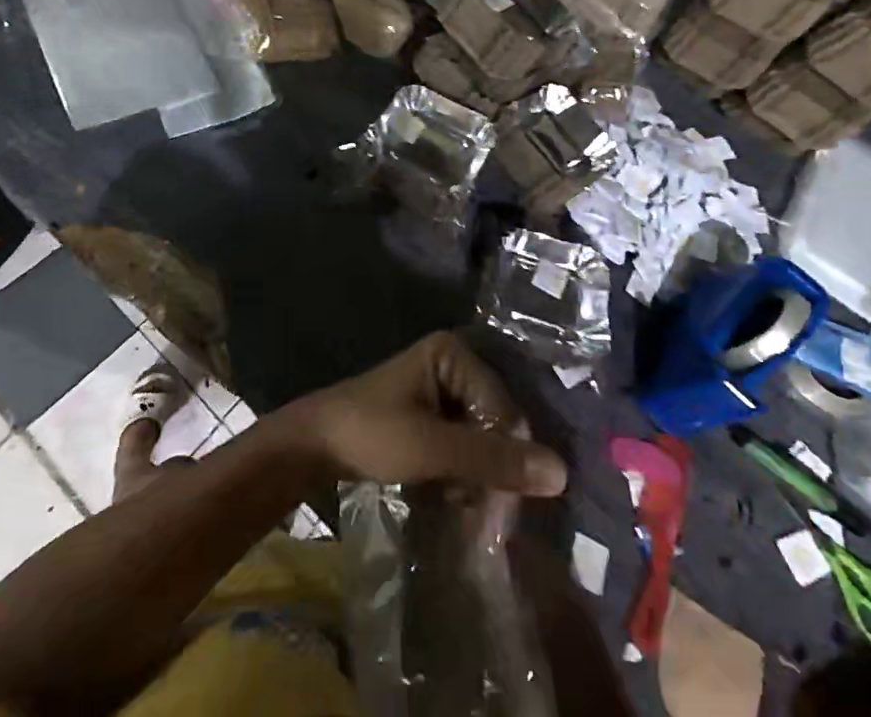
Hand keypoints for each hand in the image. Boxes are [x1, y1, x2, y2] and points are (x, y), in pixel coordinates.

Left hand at [281, 332, 567, 496]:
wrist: (309, 447)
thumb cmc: (370, 434)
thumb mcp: (432, 448)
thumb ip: (492, 459)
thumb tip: (561, 473)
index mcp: (454, 354)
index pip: (504, 408)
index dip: (509, 455)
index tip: (505, 503)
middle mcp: (454, 365)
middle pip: (495, 422)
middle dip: (493, 469)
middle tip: (490, 516)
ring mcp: (442, 390)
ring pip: (481, 437)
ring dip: (478, 476)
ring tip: (470, 512)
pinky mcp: (432, 415)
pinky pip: (463, 444)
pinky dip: (462, 473)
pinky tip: (454, 497)